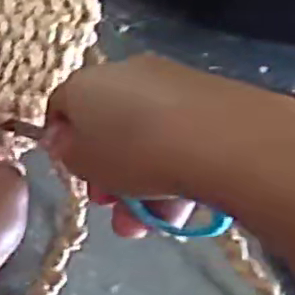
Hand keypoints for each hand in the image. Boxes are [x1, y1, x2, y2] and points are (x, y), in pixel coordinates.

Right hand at [41, 55, 294, 237]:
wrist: (235, 143)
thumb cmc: (135, 153)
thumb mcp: (81, 163)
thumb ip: (65, 152)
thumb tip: (65, 141)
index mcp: (82, 83)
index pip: (60, 109)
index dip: (63, 144)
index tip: (76, 174)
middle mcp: (124, 72)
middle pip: (106, 124)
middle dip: (109, 171)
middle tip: (113, 206)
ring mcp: (174, 81)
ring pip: (146, 134)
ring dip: (144, 179)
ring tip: (157, 222)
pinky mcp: (218, 95)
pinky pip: (183, 133)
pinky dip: (179, 163)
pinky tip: (188, 202)